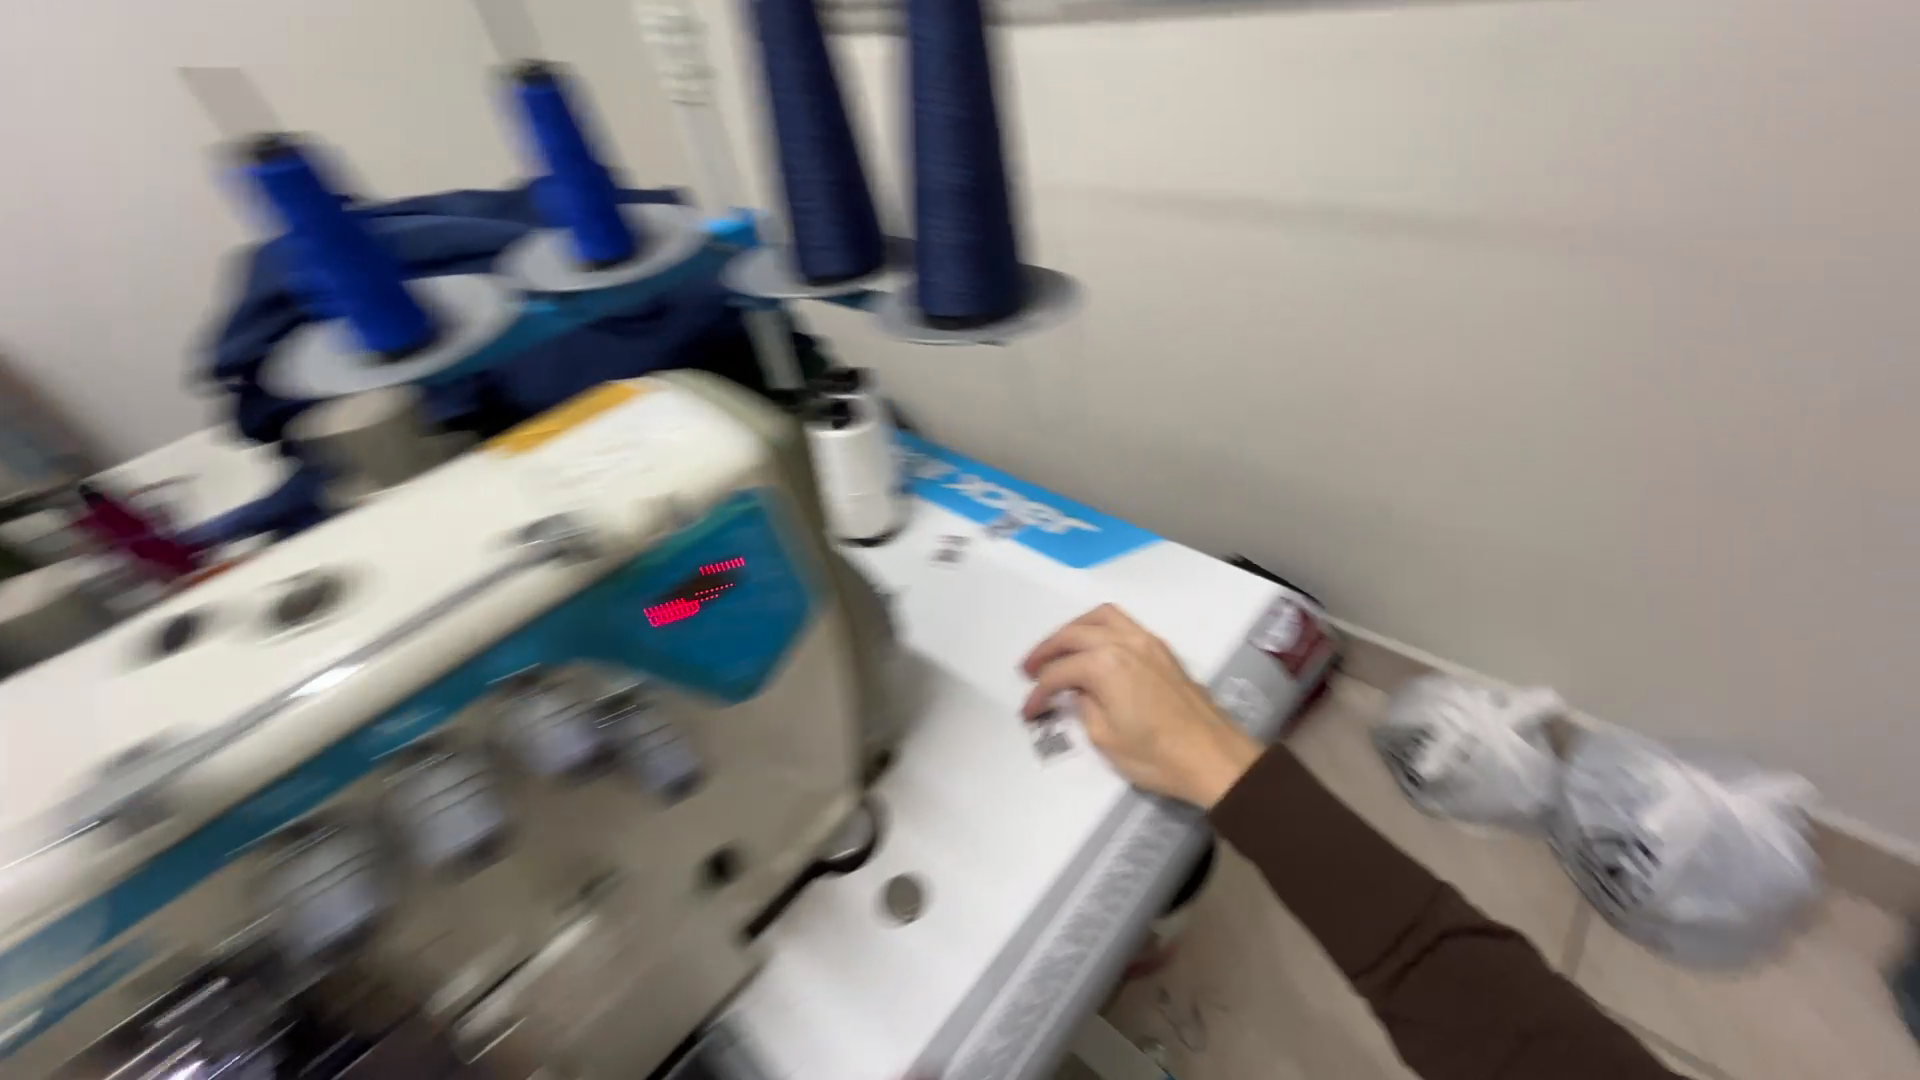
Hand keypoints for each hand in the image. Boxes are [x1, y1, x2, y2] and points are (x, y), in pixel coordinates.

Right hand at [1021, 604, 1263, 808]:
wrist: (1214, 758)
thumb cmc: (1157, 756)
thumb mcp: (1105, 738)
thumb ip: (1083, 707)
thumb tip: (1077, 692)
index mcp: (1105, 664)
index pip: (1060, 673)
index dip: (1039, 692)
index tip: (1028, 710)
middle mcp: (1124, 642)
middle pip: (1074, 635)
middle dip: (1047, 651)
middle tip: (1029, 669)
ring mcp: (1146, 642)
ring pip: (1100, 618)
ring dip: (1073, 629)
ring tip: (1059, 648)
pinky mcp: (1161, 650)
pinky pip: (1122, 624)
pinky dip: (1099, 628)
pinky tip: (1092, 647)